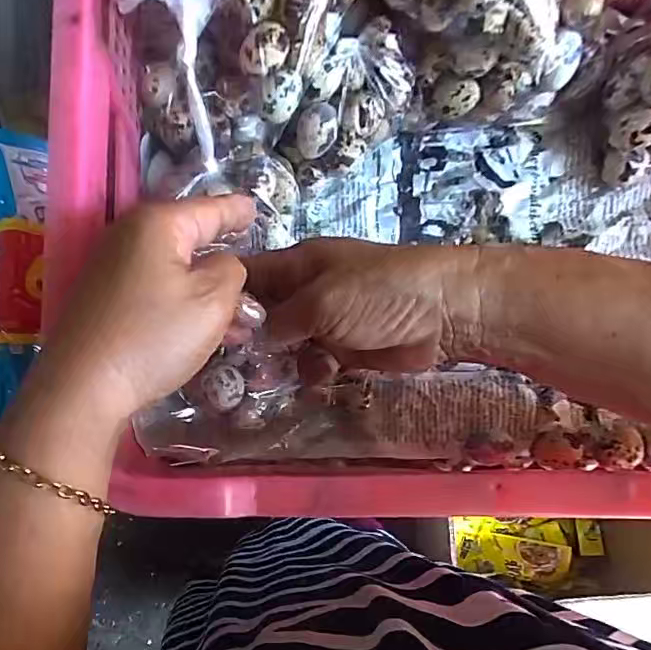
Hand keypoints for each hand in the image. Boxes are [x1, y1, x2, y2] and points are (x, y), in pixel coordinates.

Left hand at [30, 196, 255, 425]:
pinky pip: (151, 292)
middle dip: (222, 263)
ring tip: (236, 323)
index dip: (236, 210)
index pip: (210, 208)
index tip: (254, 208)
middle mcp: (127, 236)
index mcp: (157, 224)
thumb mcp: (212, 302)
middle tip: (253, 282)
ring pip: (171, 272)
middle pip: (187, 241)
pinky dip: (178, 306)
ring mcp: (108, 269)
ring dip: (203, 294)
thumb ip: (231, 271)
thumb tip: (223, 265)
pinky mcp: (100, 301)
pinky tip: (197, 332)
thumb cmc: (152, 338)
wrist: (82, 387)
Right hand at [244, 238, 480, 381]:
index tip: (205, 327)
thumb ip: (281, 320)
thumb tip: (254, 338)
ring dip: (278, 364)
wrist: (446, 313)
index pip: (248, 275)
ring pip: (285, 345)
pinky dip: (310, 376)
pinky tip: (314, 385)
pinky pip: (312, 364)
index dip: (225, 297)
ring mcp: (325, 321)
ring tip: (269, 384)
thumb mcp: (322, 301)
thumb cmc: (380, 292)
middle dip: (249, 340)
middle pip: (263, 315)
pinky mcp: (343, 349)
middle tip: (228, 368)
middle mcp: (306, 291)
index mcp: (298, 265)